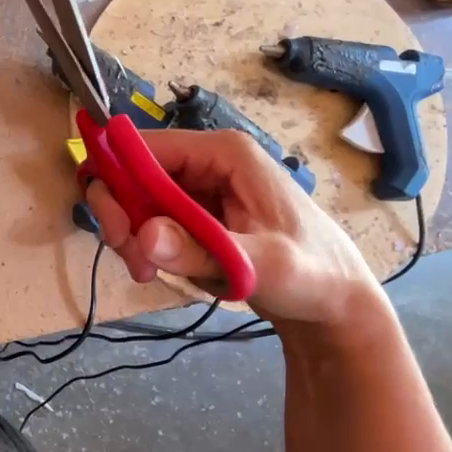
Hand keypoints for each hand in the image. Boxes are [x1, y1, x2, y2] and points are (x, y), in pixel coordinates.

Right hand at [84, 130, 383, 326]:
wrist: (335, 303)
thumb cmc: (312, 276)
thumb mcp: (262, 266)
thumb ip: (201, 250)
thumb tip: (142, 235)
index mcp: (224, 153)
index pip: (142, 148)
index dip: (116, 181)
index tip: (115, 232)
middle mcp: (206, 161)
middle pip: (130, 172)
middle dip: (120, 215)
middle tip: (133, 260)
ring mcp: (198, 186)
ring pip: (133, 198)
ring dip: (129, 236)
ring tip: (148, 272)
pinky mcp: (193, 212)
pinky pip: (148, 218)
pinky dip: (142, 245)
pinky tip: (159, 269)